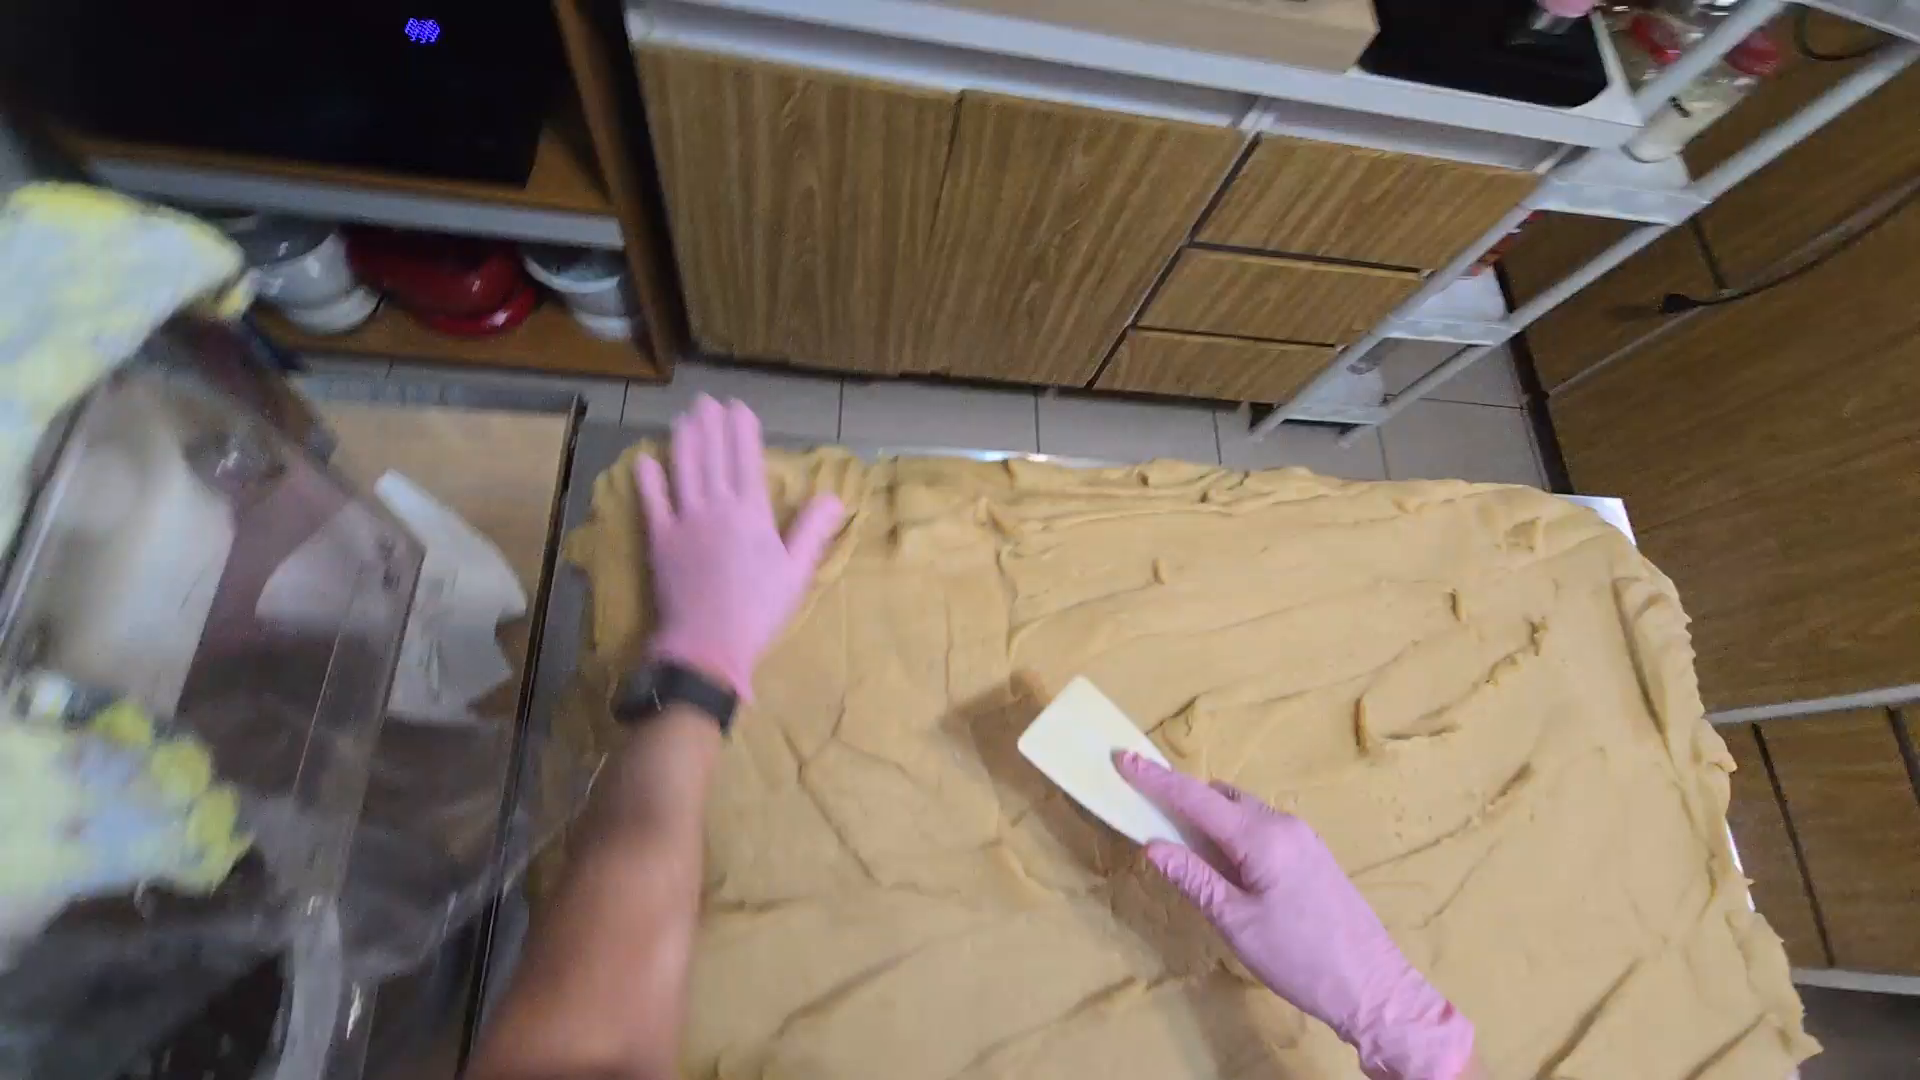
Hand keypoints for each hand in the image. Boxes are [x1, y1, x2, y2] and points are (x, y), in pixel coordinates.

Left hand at [634, 396, 843, 699]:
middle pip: (712, 456)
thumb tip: (834, 496)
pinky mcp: (659, 540)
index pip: (746, 460)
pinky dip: (648, 479)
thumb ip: (813, 530)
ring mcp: (683, 521)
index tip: (739, 407)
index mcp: (751, 513)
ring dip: (683, 440)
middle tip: (708, 401)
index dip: (742, 430)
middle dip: (711, 425)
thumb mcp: (798, 572)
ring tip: (685, 417)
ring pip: (683, 470)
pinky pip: (652, 502)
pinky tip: (645, 460)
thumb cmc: (760, 609)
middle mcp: (715, 507)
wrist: (708, 644)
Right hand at [1116, 752, 1475, 1079]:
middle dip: (1183, 799)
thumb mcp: (1237, 923)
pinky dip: (1233, 830)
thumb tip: (1153, 845)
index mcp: (1261, 838)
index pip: (1195, 797)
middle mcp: (1282, 824)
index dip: (1155, 779)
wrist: (1380, 993)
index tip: (1124, 757)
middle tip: (1151, 815)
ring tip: (1189, 848)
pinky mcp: (1312, 852)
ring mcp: (1302, 836)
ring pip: (1241, 809)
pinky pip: (1260, 825)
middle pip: (1220, 796)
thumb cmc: (1302, 960)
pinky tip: (1228, 865)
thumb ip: (1193, 878)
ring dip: (1210, 817)